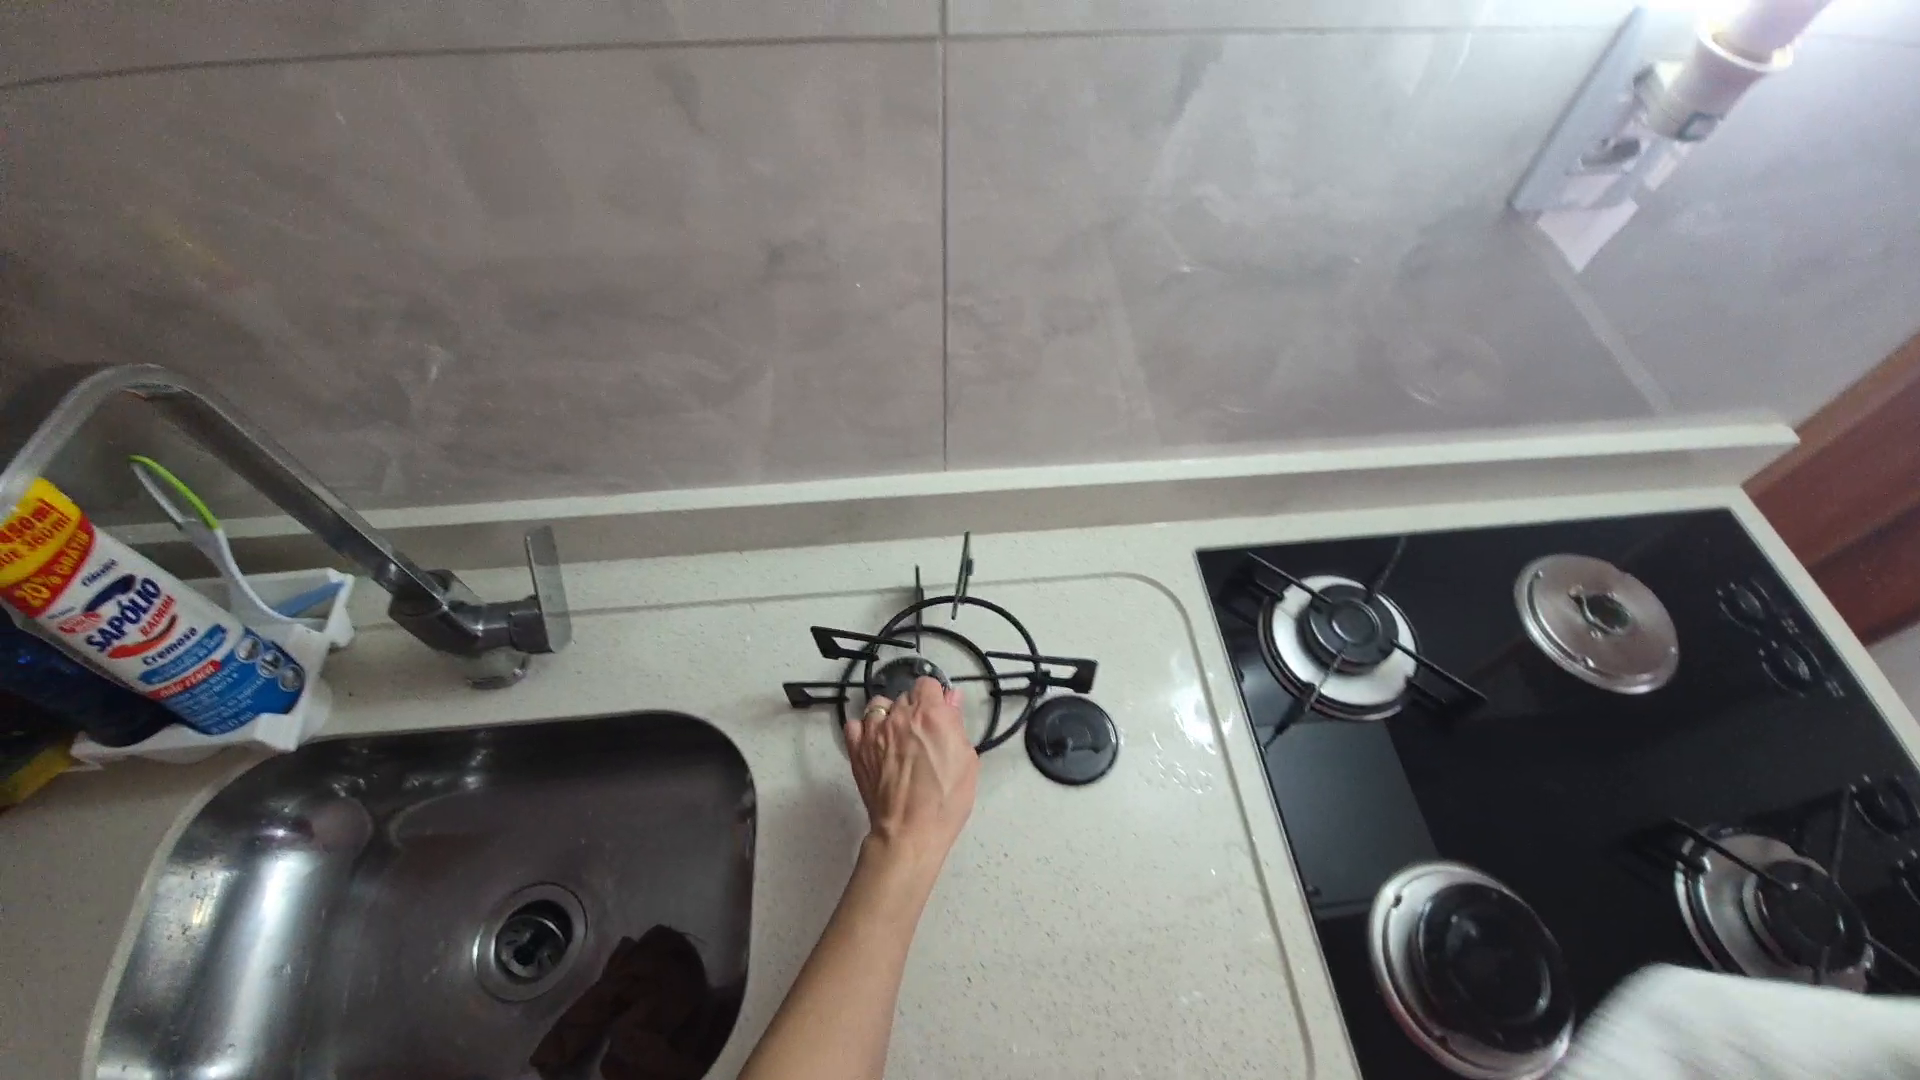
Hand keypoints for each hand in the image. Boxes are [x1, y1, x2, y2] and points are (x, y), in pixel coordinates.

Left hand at [844, 676, 978, 870]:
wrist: (910, 831)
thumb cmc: (945, 800)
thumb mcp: (966, 760)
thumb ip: (956, 723)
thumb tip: (951, 698)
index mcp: (930, 714)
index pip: (927, 684)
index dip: (934, 697)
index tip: (938, 712)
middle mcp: (899, 716)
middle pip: (904, 695)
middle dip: (914, 709)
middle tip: (922, 734)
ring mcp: (874, 732)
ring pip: (878, 706)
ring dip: (888, 716)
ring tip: (896, 736)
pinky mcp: (857, 750)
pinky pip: (855, 725)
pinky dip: (864, 730)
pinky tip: (875, 743)